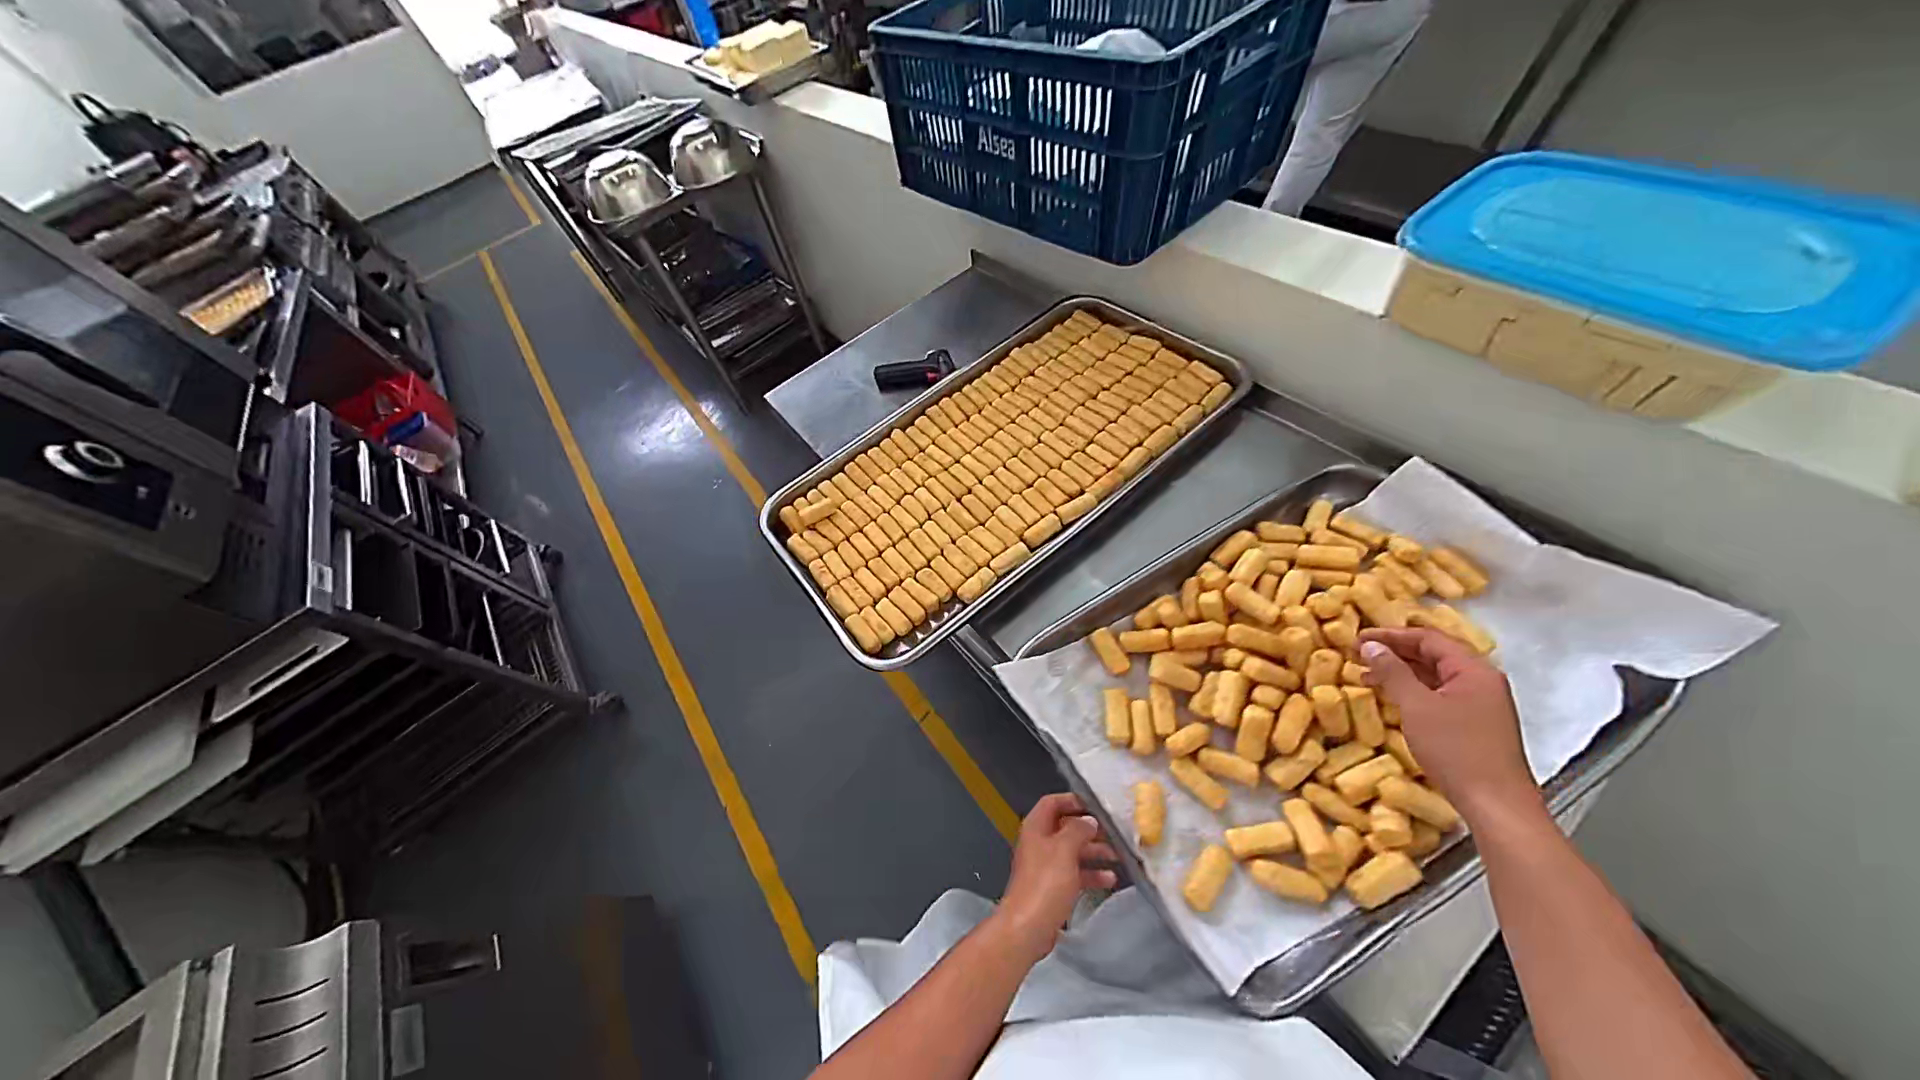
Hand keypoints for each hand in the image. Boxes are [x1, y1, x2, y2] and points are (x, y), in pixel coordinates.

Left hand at [993, 793, 1117, 961]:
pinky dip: (1092, 873)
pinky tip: (1111, 878)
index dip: (1072, 800)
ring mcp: (1046, 866)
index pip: (1053, 802)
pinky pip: (1075, 873)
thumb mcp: (1064, 850)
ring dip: (1095, 851)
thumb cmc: (1045, 883)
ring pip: (1073, 851)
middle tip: (1115, 832)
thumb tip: (1089, 821)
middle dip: (1090, 829)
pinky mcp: (1053, 887)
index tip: (1097, 806)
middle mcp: (1040, 842)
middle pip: (1066, 827)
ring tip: (1119, 854)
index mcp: (1036, 827)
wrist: (1028, 927)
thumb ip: (1078, 830)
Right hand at [1358, 629, 1541, 821]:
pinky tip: (1391, 698)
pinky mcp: (1475, 723)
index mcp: (1474, 670)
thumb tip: (1370, 646)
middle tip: (1359, 655)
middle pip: (1434, 654)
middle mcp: (1481, 681)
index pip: (1429, 638)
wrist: (1496, 804)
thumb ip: (1392, 672)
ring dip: (1402, 672)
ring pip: (1436, 676)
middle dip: (1395, 652)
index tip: (1358, 638)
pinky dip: (1413, 691)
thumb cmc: (1456, 750)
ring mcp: (1481, 703)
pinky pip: (1439, 694)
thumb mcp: (1417, 707)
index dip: (1390, 635)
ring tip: (1367, 676)